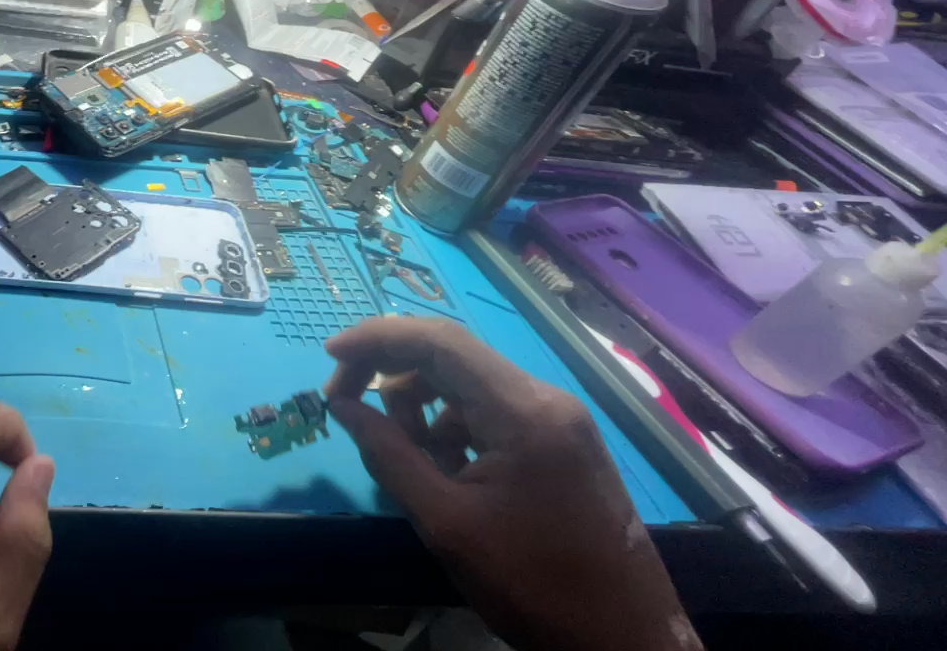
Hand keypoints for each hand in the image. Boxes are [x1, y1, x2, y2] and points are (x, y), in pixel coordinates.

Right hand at [325, 317, 699, 650]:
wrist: (628, 648)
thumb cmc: (534, 586)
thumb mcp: (444, 521)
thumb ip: (387, 453)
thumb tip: (342, 405)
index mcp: (523, 412)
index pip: (438, 342)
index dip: (376, 338)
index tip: (330, 354)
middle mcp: (544, 400)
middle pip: (448, 353)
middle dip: (387, 368)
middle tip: (343, 397)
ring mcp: (556, 418)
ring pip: (462, 380)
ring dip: (417, 401)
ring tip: (400, 448)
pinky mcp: (557, 440)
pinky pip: (484, 407)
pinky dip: (446, 422)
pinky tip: (438, 464)